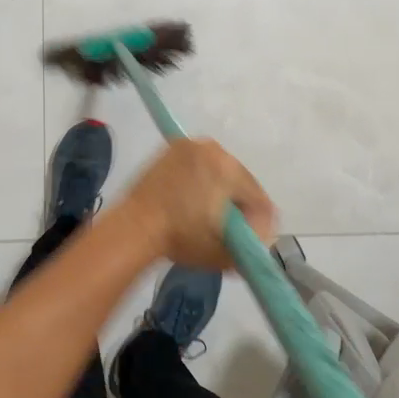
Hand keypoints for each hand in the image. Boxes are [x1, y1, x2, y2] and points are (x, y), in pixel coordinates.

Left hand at [117, 138, 277, 269]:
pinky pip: (199, 164)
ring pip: (219, 170)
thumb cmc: (182, 237)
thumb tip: (262, 236)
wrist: (136, 225)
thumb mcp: (225, 252)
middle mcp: (213, 149)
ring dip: (221, 189)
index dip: (259, 220)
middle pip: (239, 179)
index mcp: (230, 169)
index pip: (258, 196)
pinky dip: (201, 178)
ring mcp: (191, 145)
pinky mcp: (173, 148)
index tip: (251, 238)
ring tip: (210, 213)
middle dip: (239, 203)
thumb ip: (252, 244)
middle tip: (231, 227)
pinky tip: (194, 199)